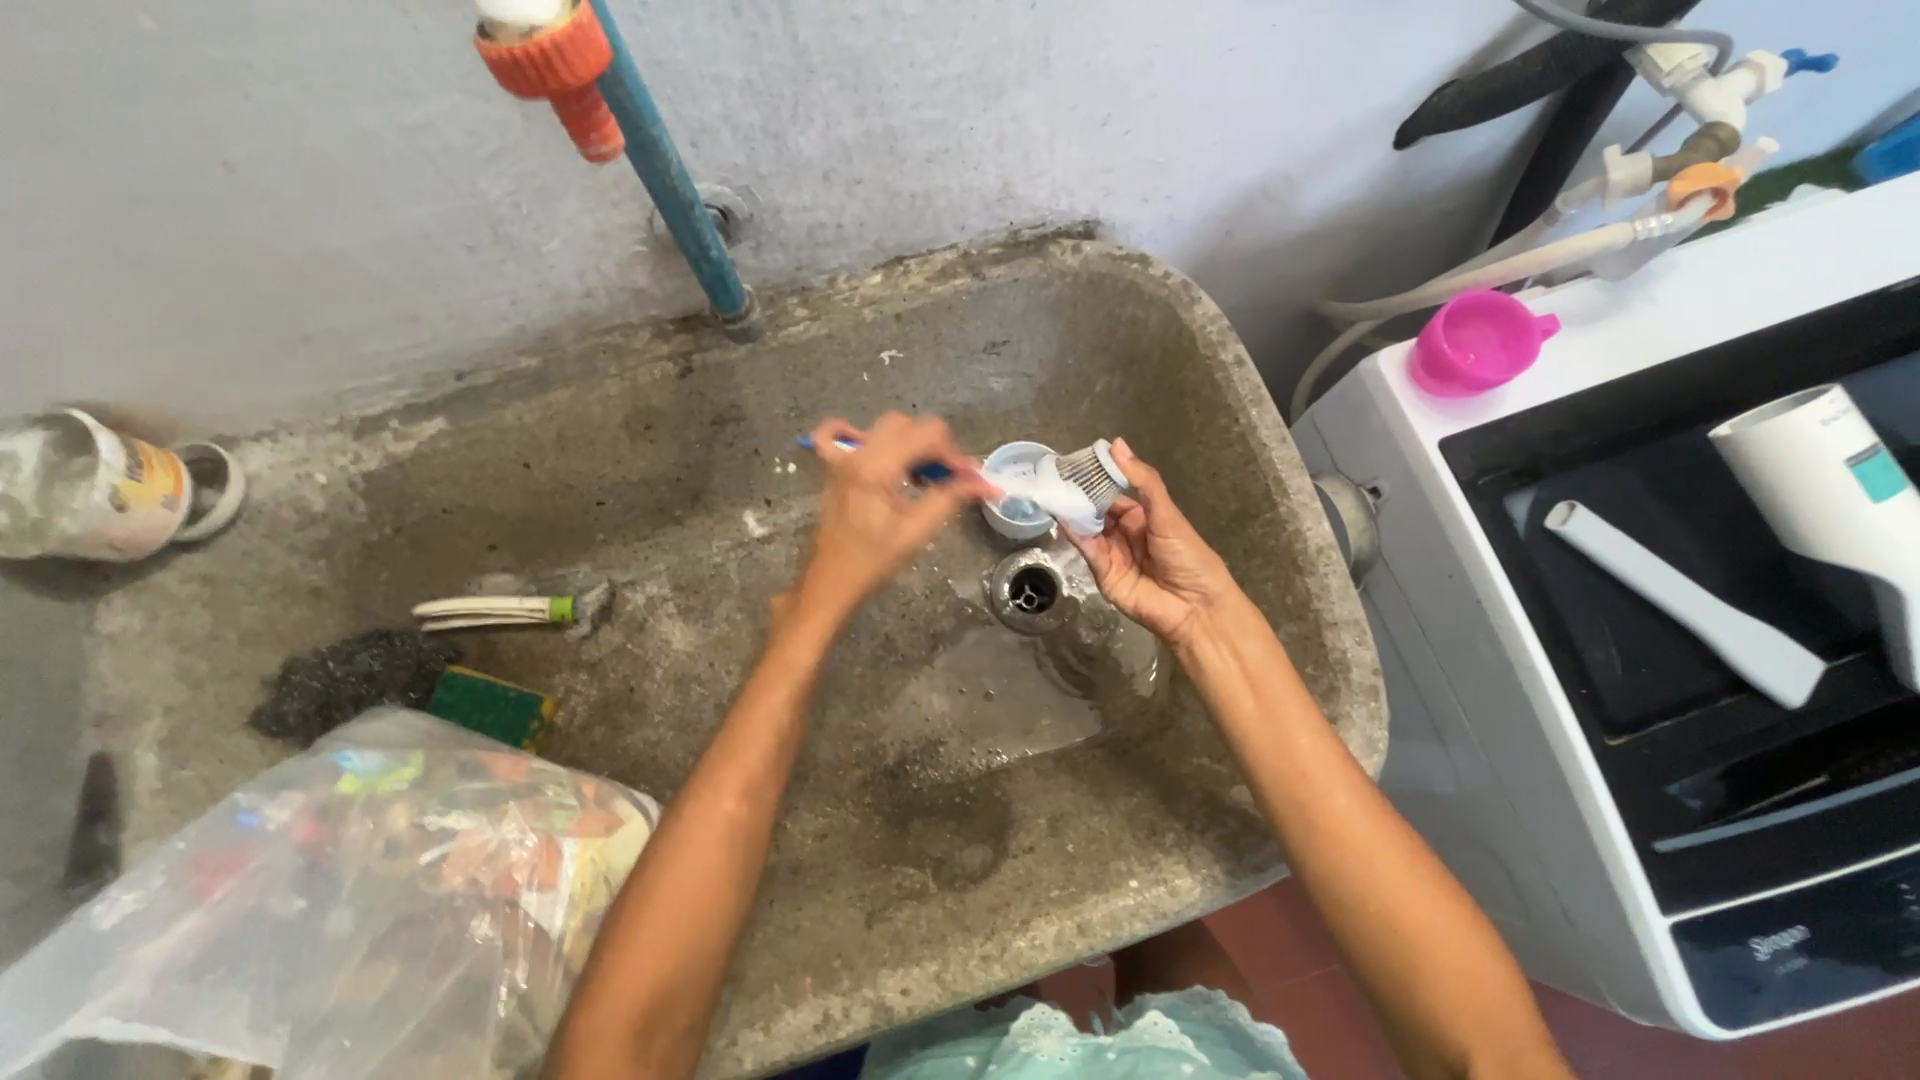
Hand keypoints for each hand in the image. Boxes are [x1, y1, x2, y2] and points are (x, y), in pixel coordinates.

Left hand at [792, 413, 992, 625]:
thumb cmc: (873, 561)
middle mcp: (857, 453)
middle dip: (934, 448)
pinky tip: (875, 452)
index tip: (967, 479)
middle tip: (947, 480)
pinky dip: (857, 434)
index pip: (928, 434)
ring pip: (884, 428)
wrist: (832, 580)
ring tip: (919, 478)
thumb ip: (951, 498)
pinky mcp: (833, 467)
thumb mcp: (917, 531)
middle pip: (909, 426)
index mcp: (877, 468)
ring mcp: (841, 458)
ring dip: (909, 444)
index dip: (953, 454)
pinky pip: (836, 433)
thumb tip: (988, 484)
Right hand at [1066, 438, 1237, 646]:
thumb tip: (1116, 444)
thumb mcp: (1166, 513)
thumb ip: (1142, 480)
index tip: (1075, 462)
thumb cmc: (1189, 556)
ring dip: (1073, 514)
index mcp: (1142, 517)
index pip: (1112, 494)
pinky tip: (1064, 519)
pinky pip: (1088, 551)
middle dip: (1078, 496)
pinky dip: (1076, 536)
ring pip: (1087, 530)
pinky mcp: (1103, 575)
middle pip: (1095, 512)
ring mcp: (1111, 555)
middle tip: (1055, 476)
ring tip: (1053, 492)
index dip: (1096, 479)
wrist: (1196, 607)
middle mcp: (1123, 535)